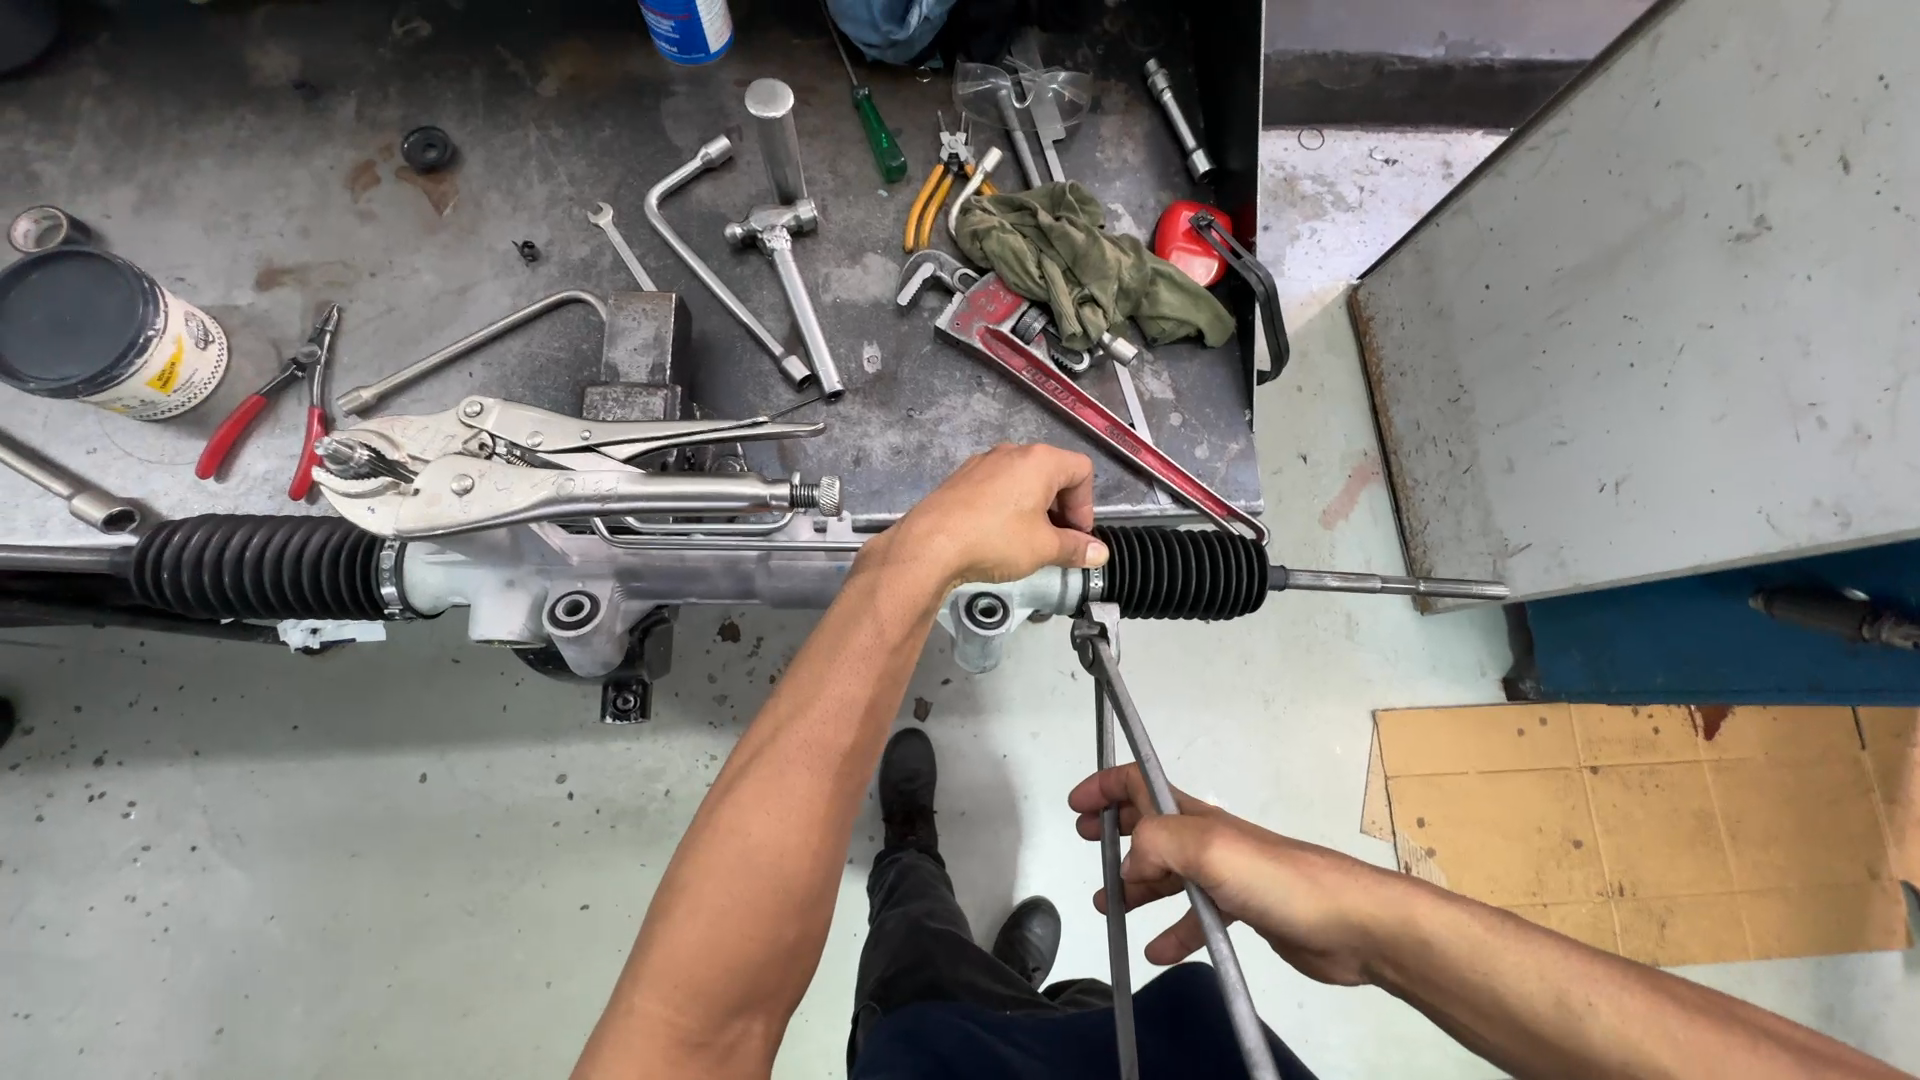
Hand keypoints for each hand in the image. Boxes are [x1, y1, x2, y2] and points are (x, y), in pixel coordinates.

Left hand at [869, 443, 1108, 588]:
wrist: (930, 544)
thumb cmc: (996, 540)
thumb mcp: (1044, 548)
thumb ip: (1075, 548)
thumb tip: (1100, 553)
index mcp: (1040, 460)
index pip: (1082, 470)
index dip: (1086, 505)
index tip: (1077, 536)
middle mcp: (1011, 452)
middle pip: (1052, 473)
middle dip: (1061, 508)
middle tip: (1056, 542)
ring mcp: (982, 463)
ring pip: (1022, 480)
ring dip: (1034, 508)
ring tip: (1027, 542)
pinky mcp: (960, 479)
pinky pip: (996, 487)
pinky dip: (1007, 507)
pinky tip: (997, 536)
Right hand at [1068, 765, 1412, 986]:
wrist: (1348, 922)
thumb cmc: (1274, 876)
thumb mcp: (1205, 846)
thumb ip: (1155, 843)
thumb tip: (1126, 865)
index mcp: (1192, 815)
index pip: (1138, 781)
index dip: (1104, 786)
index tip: (1075, 805)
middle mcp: (1203, 838)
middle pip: (1147, 823)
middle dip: (1113, 827)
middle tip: (1086, 841)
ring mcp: (1223, 875)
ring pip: (1165, 874)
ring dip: (1134, 885)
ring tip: (1108, 904)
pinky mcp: (1241, 911)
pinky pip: (1195, 919)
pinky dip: (1172, 931)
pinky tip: (1157, 951)